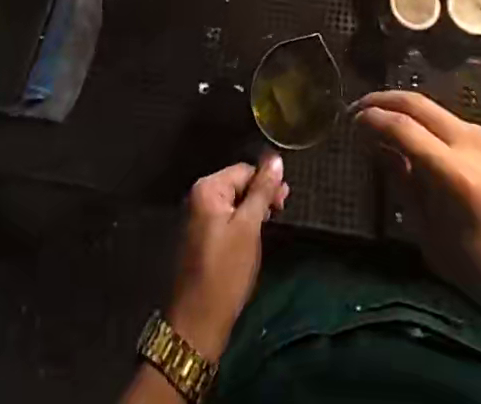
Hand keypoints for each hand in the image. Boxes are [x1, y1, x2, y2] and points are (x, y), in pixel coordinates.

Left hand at [166, 154, 288, 357]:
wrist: (198, 320)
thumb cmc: (225, 271)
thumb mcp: (249, 227)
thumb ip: (262, 191)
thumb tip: (276, 159)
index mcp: (207, 189)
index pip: (245, 170)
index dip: (267, 183)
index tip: (283, 203)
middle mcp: (198, 197)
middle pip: (238, 183)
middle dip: (261, 195)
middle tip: (281, 212)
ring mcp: (197, 217)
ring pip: (234, 201)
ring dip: (254, 209)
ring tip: (270, 223)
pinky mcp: (201, 235)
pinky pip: (226, 217)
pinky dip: (242, 222)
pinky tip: (253, 234)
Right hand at [353, 91, 480, 308]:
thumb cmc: (474, 265)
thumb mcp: (426, 231)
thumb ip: (401, 180)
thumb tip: (373, 142)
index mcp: (456, 174)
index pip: (405, 128)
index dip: (373, 119)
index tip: (350, 121)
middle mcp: (471, 145)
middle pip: (418, 104)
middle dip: (383, 101)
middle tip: (355, 109)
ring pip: (430, 106)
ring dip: (399, 106)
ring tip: (372, 118)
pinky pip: (442, 118)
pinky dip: (417, 116)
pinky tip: (401, 129)